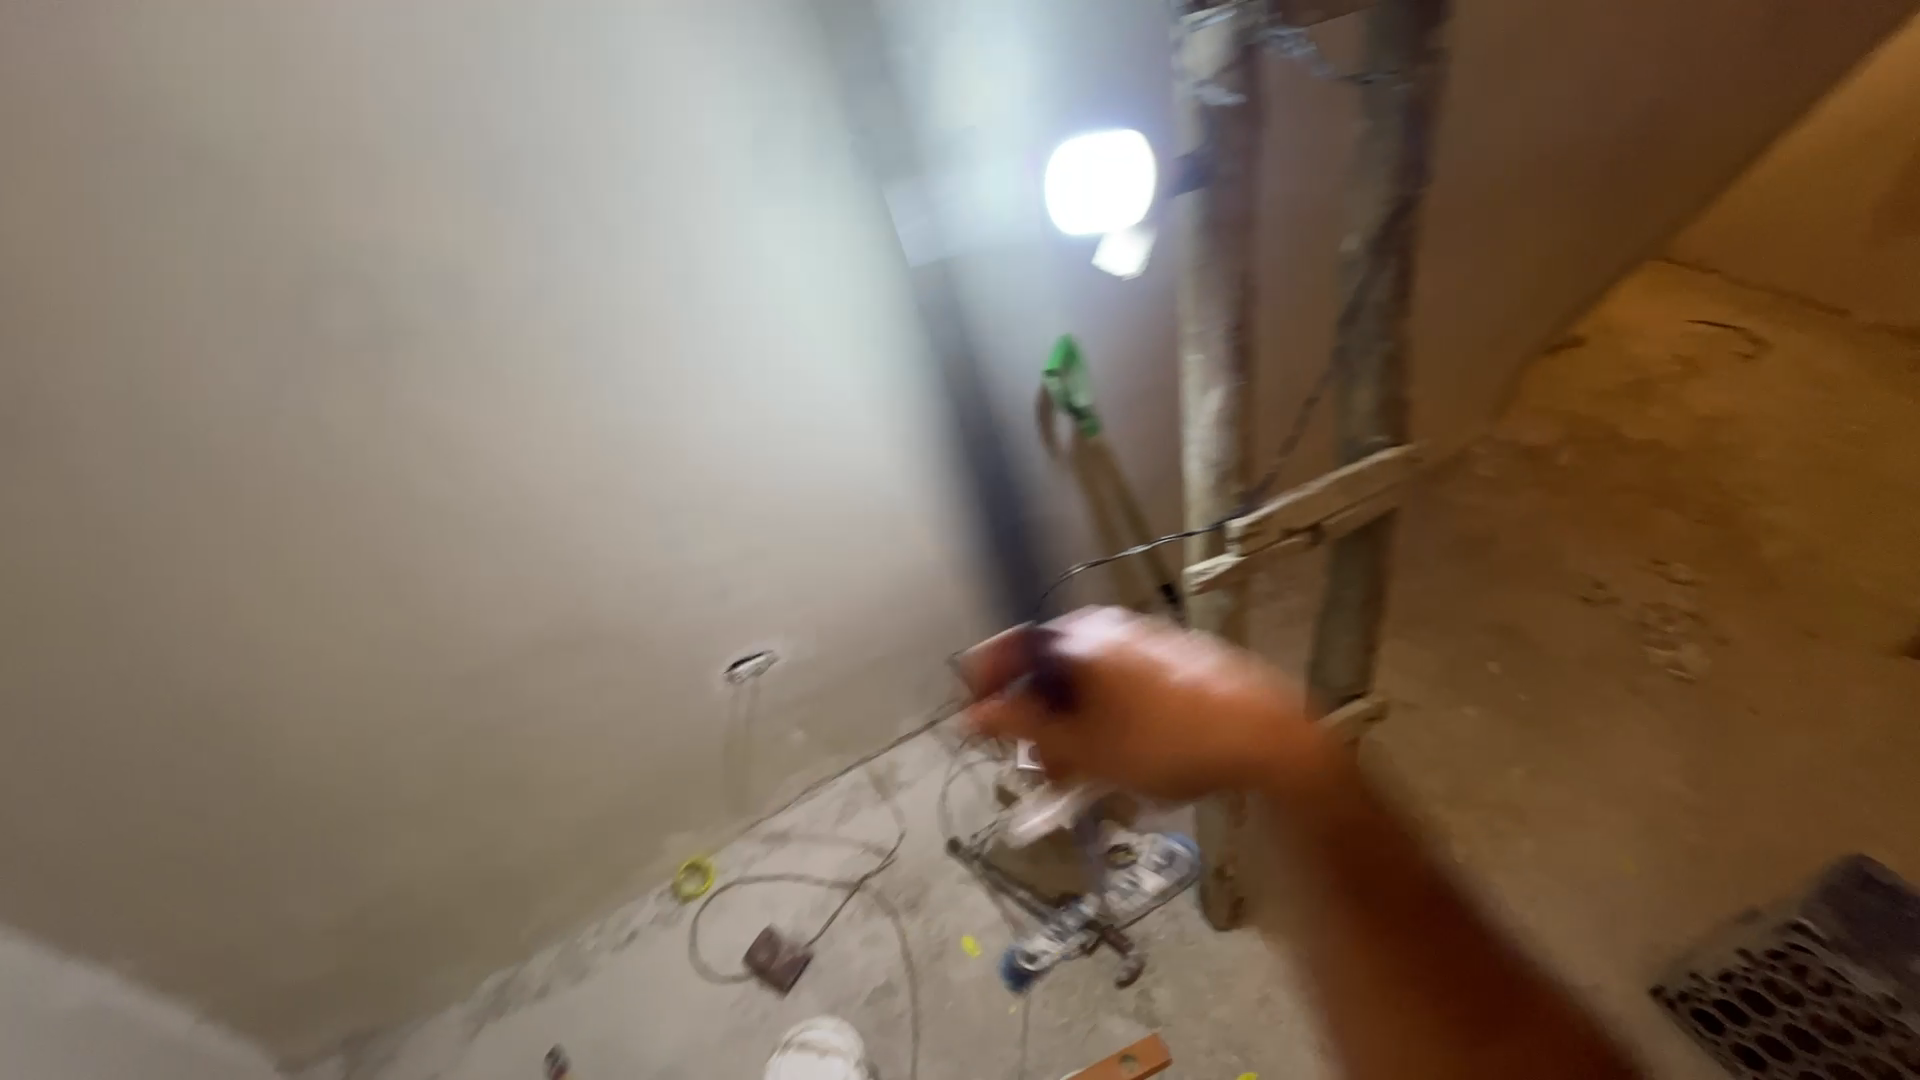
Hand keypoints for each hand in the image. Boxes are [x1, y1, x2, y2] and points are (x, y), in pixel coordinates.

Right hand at [956, 606, 1317, 799]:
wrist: (1266, 736)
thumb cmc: (1165, 744)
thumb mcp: (1085, 746)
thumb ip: (1023, 725)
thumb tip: (971, 714)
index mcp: (1077, 639)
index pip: (1008, 649)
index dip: (985, 687)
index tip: (977, 727)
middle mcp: (1104, 627)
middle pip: (1047, 669)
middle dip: (1037, 720)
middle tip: (1044, 769)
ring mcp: (1141, 637)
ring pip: (1084, 680)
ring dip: (1071, 724)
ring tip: (1087, 773)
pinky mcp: (1170, 655)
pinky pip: (1117, 680)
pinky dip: (1105, 713)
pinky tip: (1123, 752)